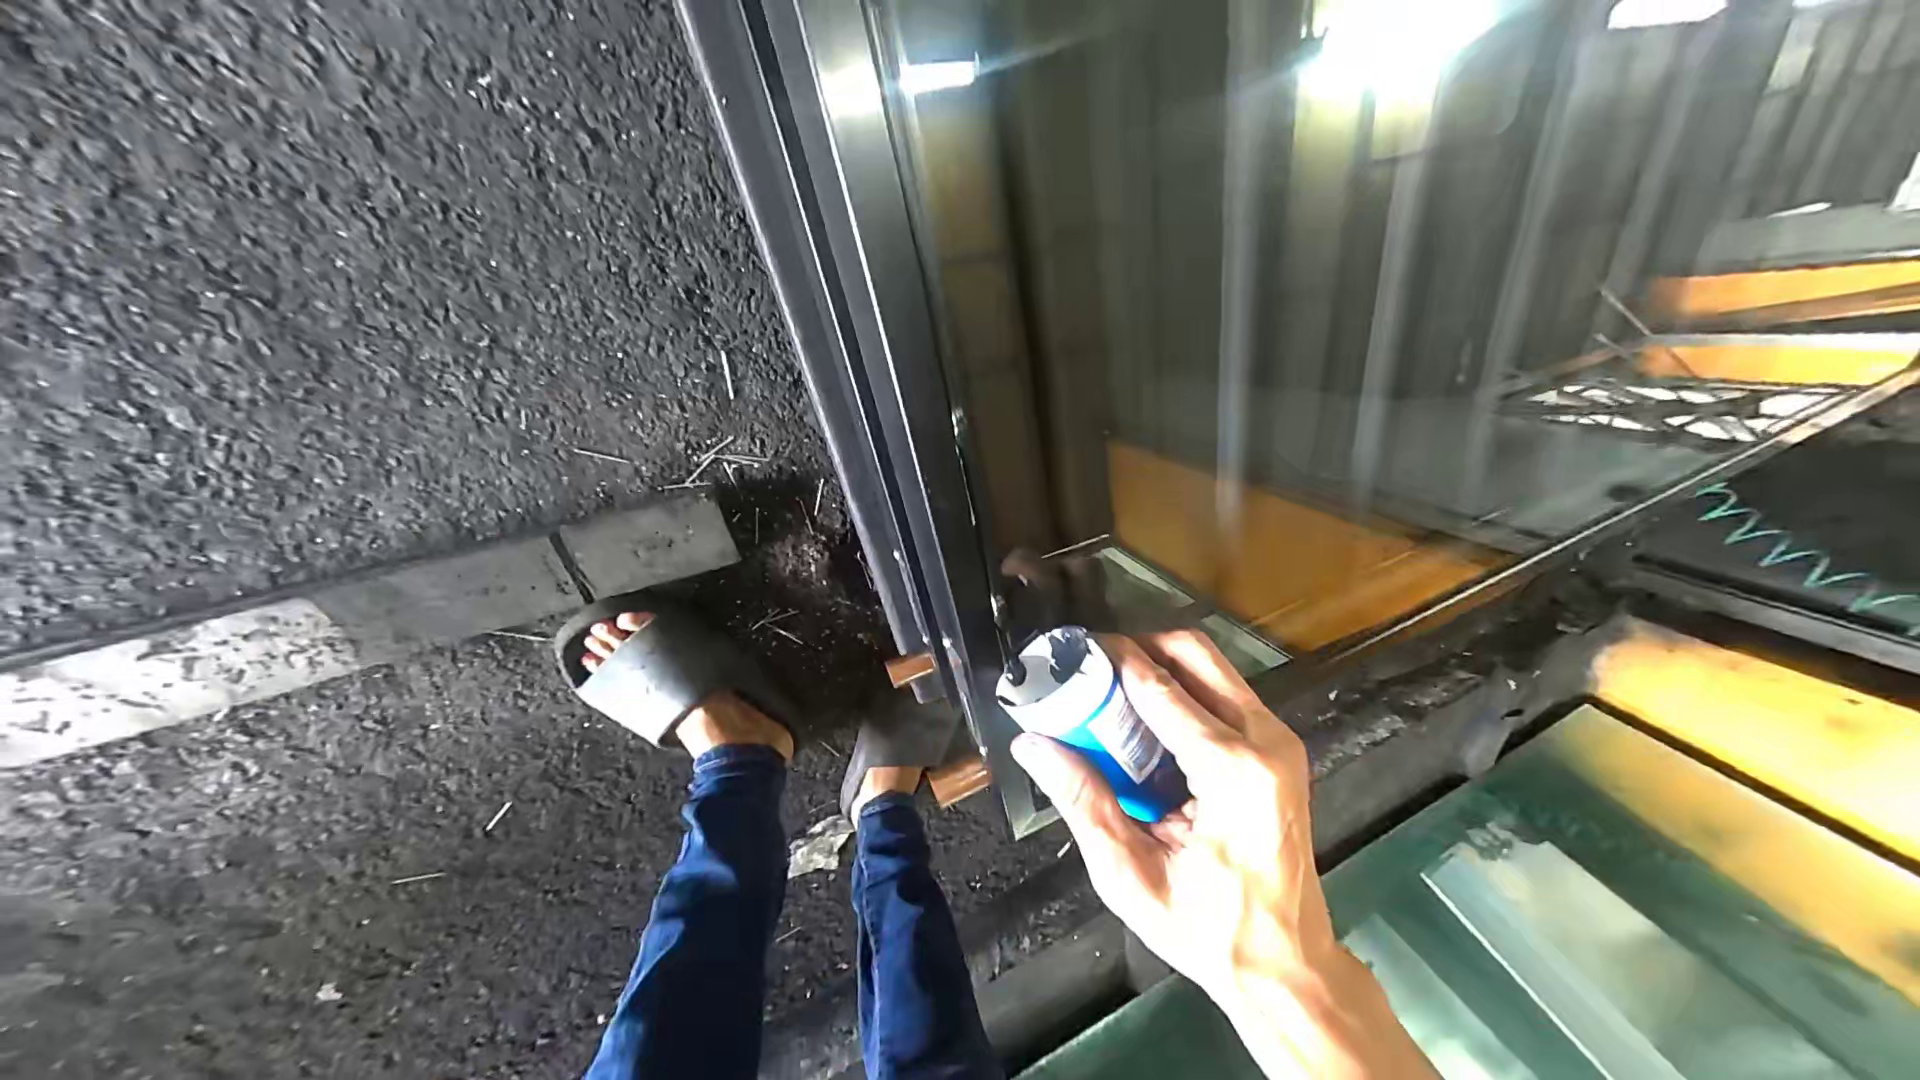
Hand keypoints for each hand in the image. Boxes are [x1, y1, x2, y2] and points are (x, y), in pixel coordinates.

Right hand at [1010, 631, 1435, 1079]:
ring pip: (1210, 664)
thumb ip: (1081, 800)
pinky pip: (1221, 690)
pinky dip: (1179, 687)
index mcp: (1232, 771)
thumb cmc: (1208, 928)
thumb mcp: (1129, 873)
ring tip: (1111, 691)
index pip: (1158, 686)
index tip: (1070, 654)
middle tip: (1091, 669)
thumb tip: (1032, 744)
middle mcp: (1264, 740)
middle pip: (1193, 651)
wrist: (1287, 963)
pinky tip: (1146, 721)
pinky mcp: (1278, 746)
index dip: (1108, 659)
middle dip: (1136, 647)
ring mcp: (1278, 739)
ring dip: (1157, 664)